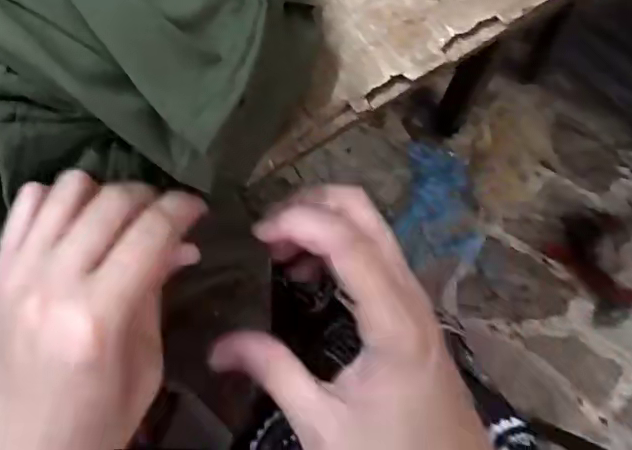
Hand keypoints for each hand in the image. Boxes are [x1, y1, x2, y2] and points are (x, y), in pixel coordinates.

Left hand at [0, 171, 206, 449]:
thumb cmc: (90, 428)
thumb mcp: (142, 373)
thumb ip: (156, 296)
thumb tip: (182, 244)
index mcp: (97, 319)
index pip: (149, 234)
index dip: (180, 209)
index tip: (197, 205)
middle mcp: (54, 281)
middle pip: (111, 201)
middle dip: (148, 196)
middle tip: (162, 214)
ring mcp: (19, 268)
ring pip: (68, 187)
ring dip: (102, 191)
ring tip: (116, 216)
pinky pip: (27, 199)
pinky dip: (56, 198)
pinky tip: (72, 221)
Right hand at [209, 186, 489, 449]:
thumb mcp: (324, 428)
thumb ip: (272, 372)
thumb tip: (215, 346)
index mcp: (393, 323)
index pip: (346, 238)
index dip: (296, 221)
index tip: (258, 235)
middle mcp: (410, 295)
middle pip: (361, 209)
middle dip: (307, 203)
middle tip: (269, 233)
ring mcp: (416, 297)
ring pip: (368, 221)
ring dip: (320, 218)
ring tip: (282, 250)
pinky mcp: (413, 306)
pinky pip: (373, 245)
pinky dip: (336, 237)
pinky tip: (309, 269)